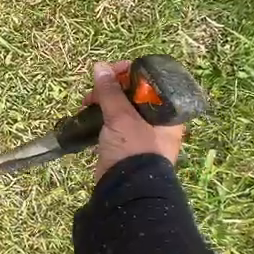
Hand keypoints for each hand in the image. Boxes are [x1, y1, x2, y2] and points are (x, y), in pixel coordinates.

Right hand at [89, 60, 184, 180]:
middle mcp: (158, 120)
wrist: (127, 187)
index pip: (149, 82)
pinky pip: (114, 122)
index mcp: (167, 112)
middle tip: (93, 93)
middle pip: (133, 93)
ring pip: (121, 107)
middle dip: (110, 88)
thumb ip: (110, 92)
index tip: (108, 73)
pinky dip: (102, 116)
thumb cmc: (133, 148)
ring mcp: (142, 132)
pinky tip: (90, 116)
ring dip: (103, 101)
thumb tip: (99, 67)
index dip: (128, 73)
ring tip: (87, 104)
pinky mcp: (126, 143)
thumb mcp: (121, 117)